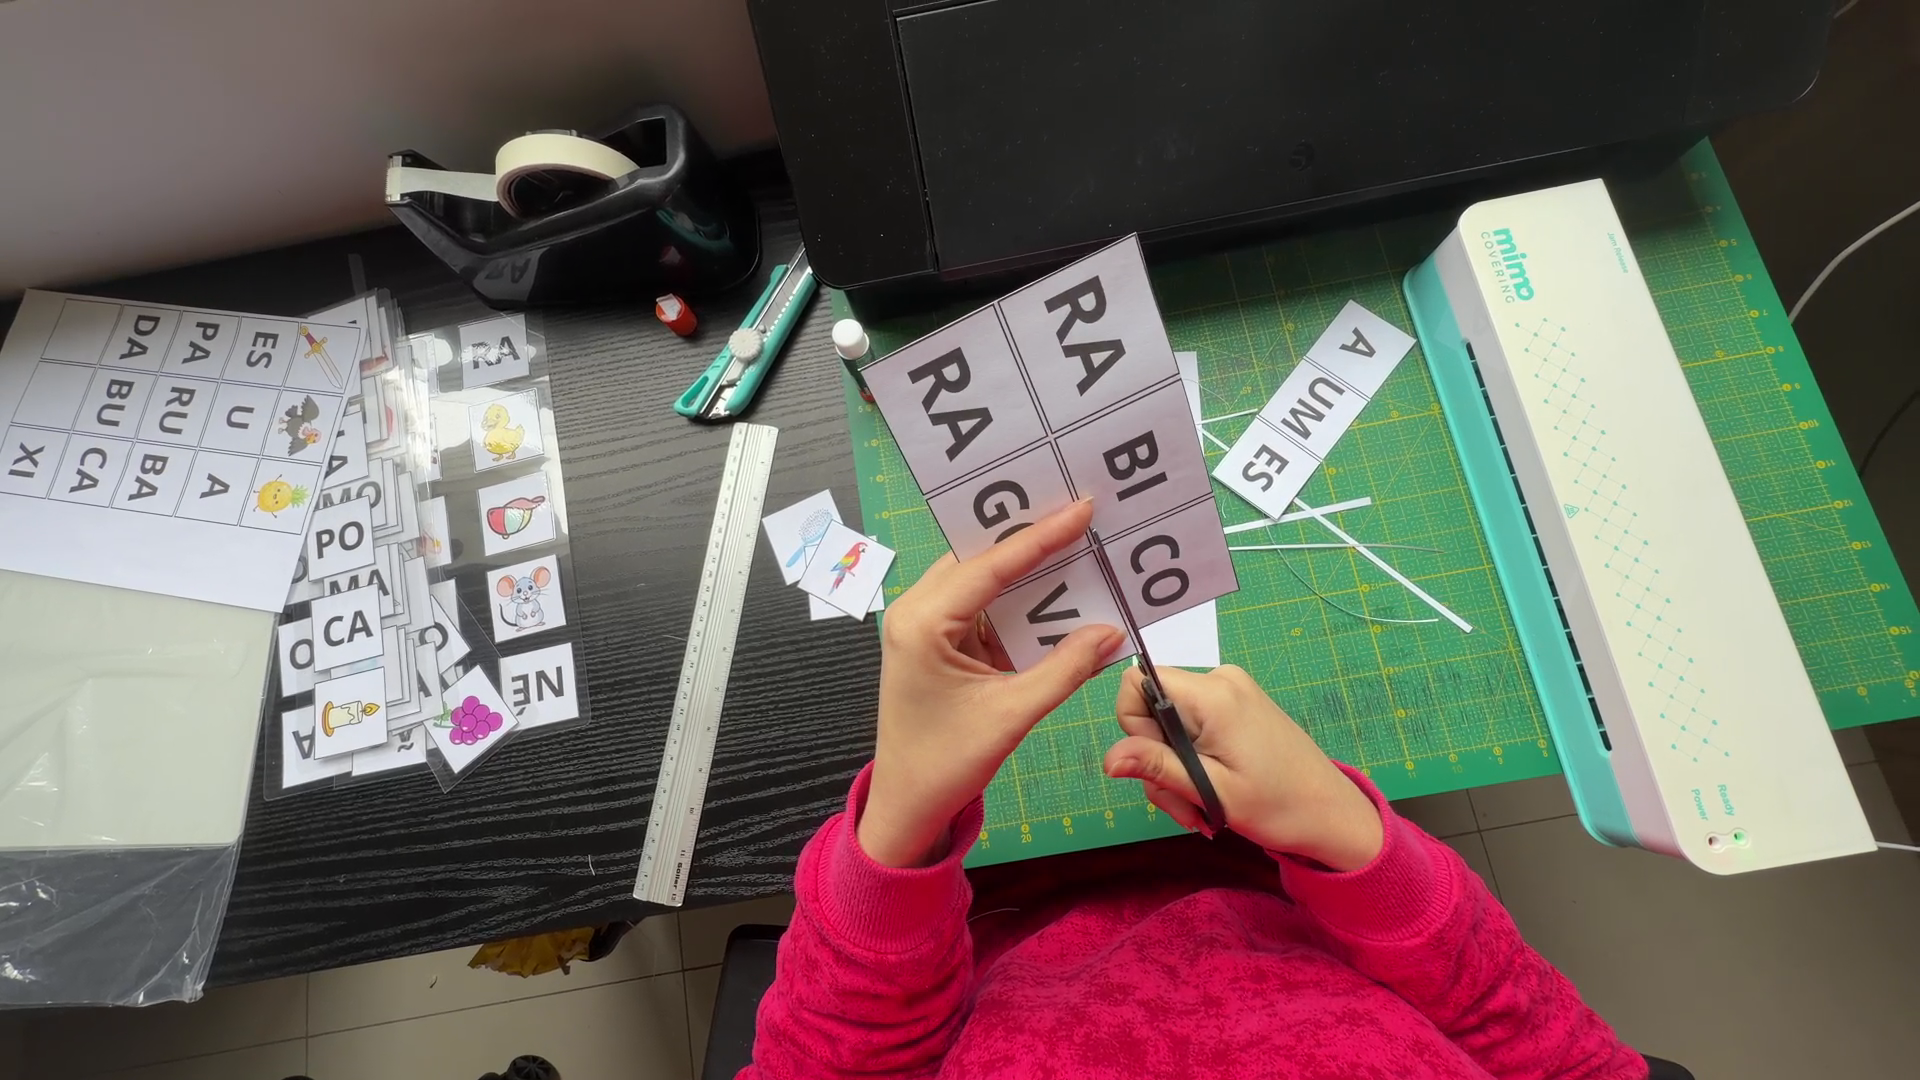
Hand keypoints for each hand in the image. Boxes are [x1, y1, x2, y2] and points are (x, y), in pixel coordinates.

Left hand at [860, 499, 1125, 867]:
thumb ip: (1065, 668)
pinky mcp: (934, 638)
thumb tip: (1112, 632)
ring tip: (1071, 542)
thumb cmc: (947, 763)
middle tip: (1077, 513)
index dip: (1040, 537)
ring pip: (978, 578)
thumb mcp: (1012, 714)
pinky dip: (1013, 598)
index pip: (990, 566)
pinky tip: (1050, 589)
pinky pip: (978, 604)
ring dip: (1022, 567)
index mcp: (923, 622)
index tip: (1081, 508)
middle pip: (979, 559)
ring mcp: (922, 623)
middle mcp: (916, 610)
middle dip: (1028, 538)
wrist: (906, 804)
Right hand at [1103, 665, 1382, 870]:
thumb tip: (1108, 758)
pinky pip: (1191, 724)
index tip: (1159, 762)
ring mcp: (1229, 691)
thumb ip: (1156, 767)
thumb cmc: (1279, 807)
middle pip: (1152, 707)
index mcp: (1212, 694)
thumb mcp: (1211, 791)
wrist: (1335, 817)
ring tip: (1200, 809)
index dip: (1134, 723)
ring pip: (1169, 722)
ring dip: (1174, 769)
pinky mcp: (1235, 705)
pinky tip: (1210, 792)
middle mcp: (1218, 680)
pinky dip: (1192, 759)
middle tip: (1184, 806)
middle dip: (1157, 760)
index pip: (1138, 682)